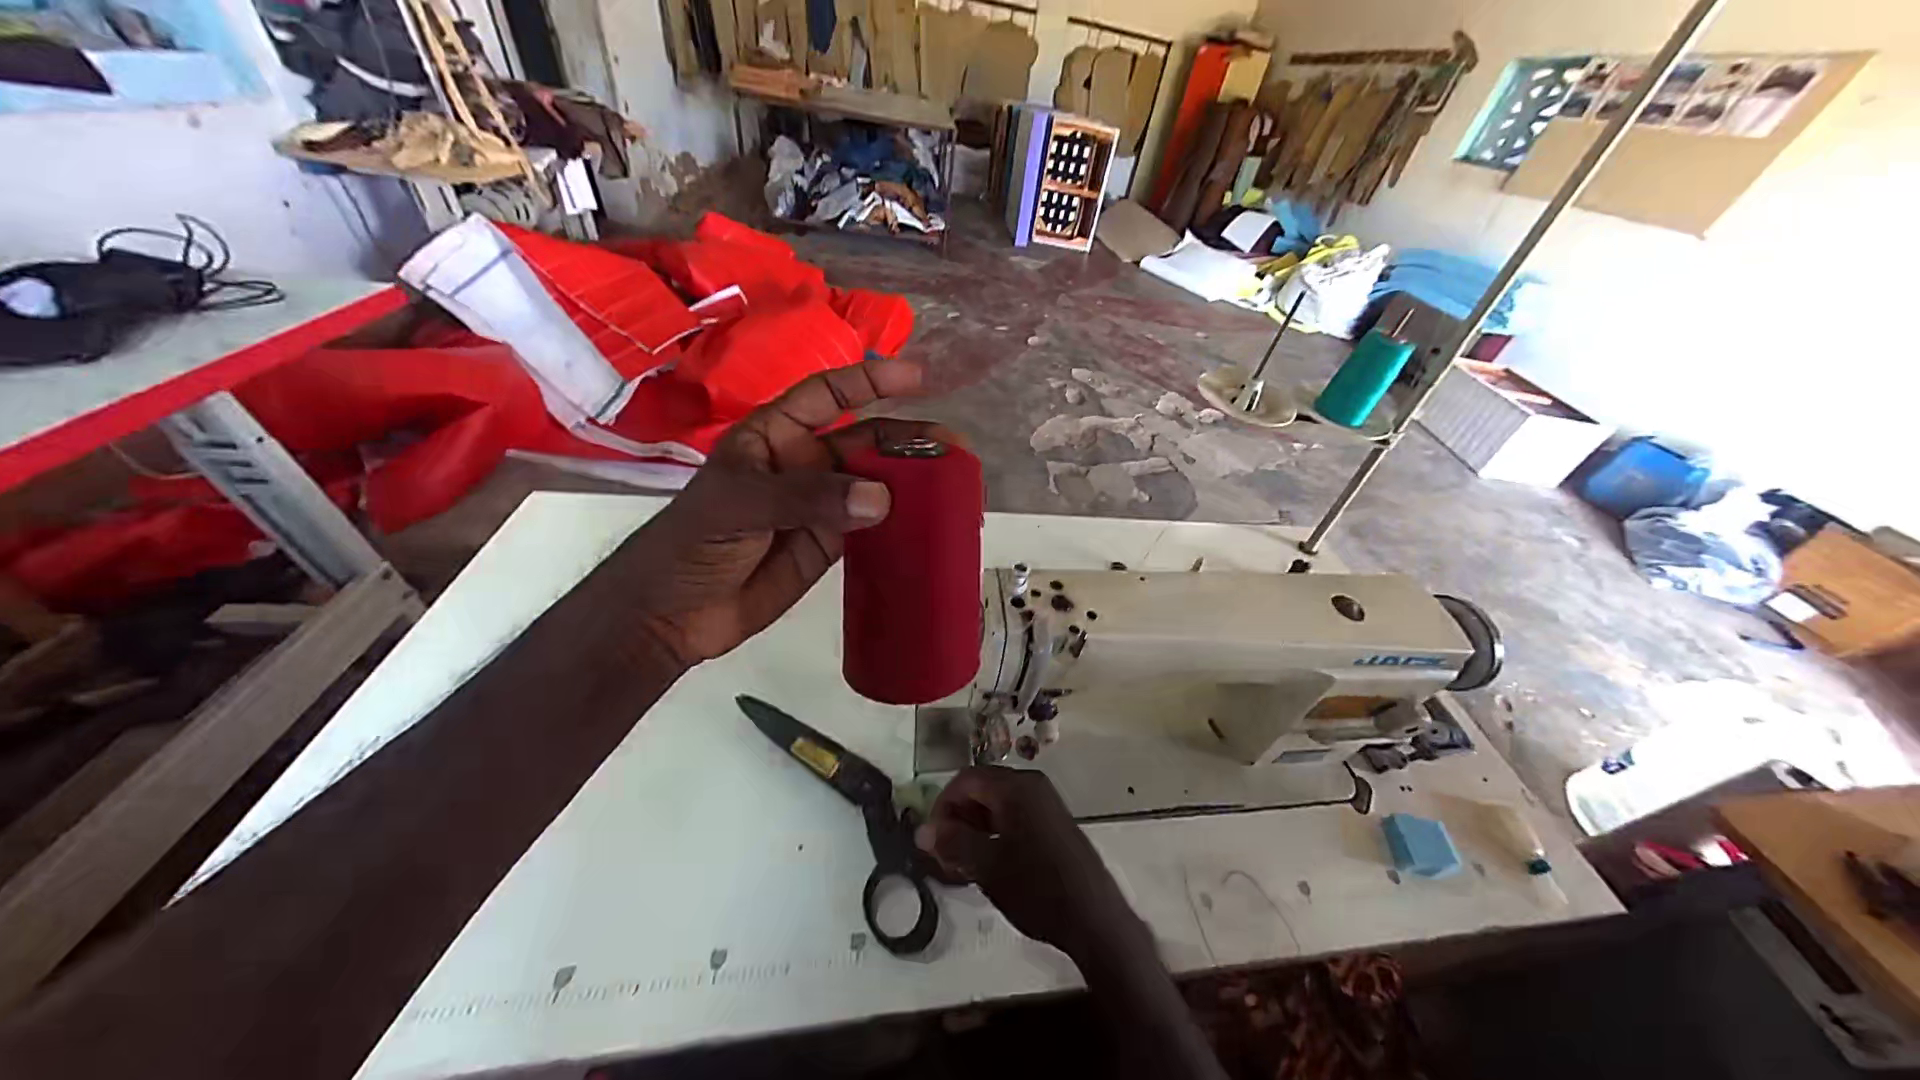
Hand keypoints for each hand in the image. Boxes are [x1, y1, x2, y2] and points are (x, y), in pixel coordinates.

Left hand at [609, 354, 956, 668]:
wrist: (672, 614)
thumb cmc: (691, 543)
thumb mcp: (740, 506)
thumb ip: (807, 498)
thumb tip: (882, 498)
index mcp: (774, 436)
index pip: (828, 396)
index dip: (870, 381)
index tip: (917, 377)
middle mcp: (802, 464)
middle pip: (864, 441)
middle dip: (906, 439)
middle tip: (954, 446)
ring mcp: (819, 506)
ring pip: (875, 484)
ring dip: (911, 481)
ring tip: (954, 482)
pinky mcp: (829, 546)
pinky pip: (873, 526)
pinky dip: (901, 523)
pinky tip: (930, 522)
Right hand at [914, 767, 1140, 959]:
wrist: (1094, 919)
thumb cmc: (1037, 887)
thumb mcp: (987, 867)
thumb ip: (952, 843)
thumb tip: (921, 831)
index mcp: (1016, 787)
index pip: (965, 779)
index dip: (943, 805)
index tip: (933, 839)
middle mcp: (1032, 785)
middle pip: (981, 788)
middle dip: (959, 817)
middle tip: (947, 853)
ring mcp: (1046, 804)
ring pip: (998, 804)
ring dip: (976, 828)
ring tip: (966, 864)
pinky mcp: (1054, 824)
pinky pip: (1015, 816)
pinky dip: (996, 833)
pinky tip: (992, 864)